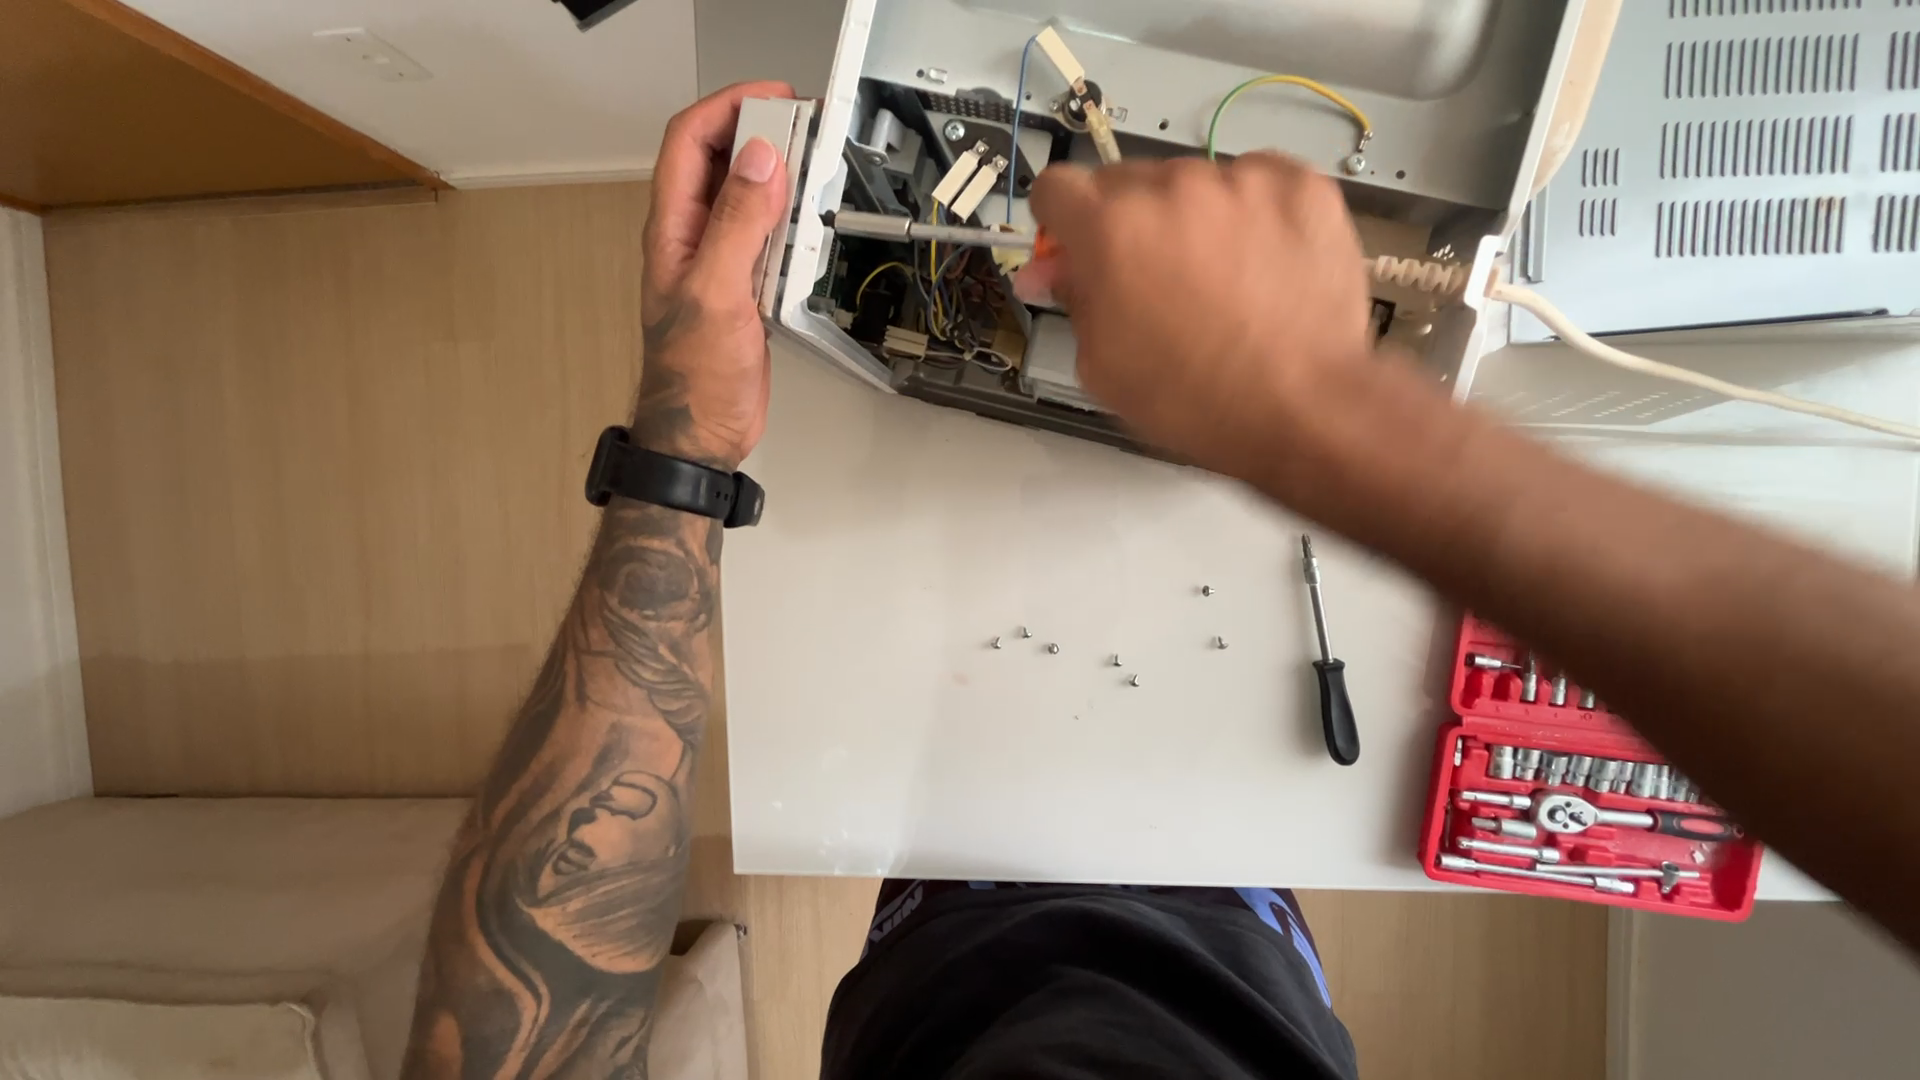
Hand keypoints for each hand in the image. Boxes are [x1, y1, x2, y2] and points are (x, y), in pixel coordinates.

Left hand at [636, 81, 795, 469]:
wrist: (704, 431)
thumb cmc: (692, 376)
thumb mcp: (714, 293)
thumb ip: (736, 225)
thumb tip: (760, 164)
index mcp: (672, 231)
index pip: (690, 143)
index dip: (727, 109)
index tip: (774, 101)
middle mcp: (692, 241)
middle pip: (721, 165)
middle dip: (760, 139)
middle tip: (804, 133)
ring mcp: (720, 266)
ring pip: (748, 203)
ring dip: (779, 184)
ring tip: (812, 177)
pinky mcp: (745, 292)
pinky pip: (768, 245)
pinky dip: (790, 231)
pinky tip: (808, 234)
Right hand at [1026, 153, 1373, 474]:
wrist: (1301, 407)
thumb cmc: (1195, 400)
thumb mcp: (1102, 365)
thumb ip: (1073, 301)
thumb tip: (1052, 270)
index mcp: (1109, 230)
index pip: (1056, 189)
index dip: (1060, 223)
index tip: (1075, 247)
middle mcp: (1171, 188)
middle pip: (1124, 183)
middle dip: (1125, 226)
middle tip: (1148, 282)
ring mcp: (1240, 180)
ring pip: (1191, 184)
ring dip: (1189, 221)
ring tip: (1214, 284)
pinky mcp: (1298, 185)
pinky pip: (1254, 183)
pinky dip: (1248, 215)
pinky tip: (1256, 267)